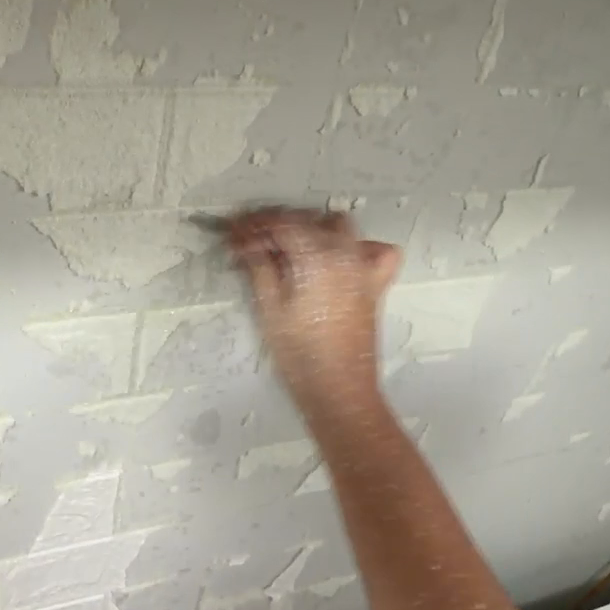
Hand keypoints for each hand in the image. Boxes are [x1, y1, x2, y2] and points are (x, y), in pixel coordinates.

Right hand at [224, 208, 401, 403]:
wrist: (339, 390)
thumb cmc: (300, 353)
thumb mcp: (269, 307)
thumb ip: (258, 266)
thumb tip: (246, 243)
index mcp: (316, 256)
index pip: (281, 223)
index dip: (253, 224)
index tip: (233, 231)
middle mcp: (345, 253)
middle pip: (308, 220)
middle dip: (278, 224)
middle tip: (252, 242)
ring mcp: (364, 266)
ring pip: (339, 226)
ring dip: (311, 229)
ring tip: (288, 248)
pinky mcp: (374, 283)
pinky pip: (376, 250)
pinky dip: (359, 246)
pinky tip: (339, 258)